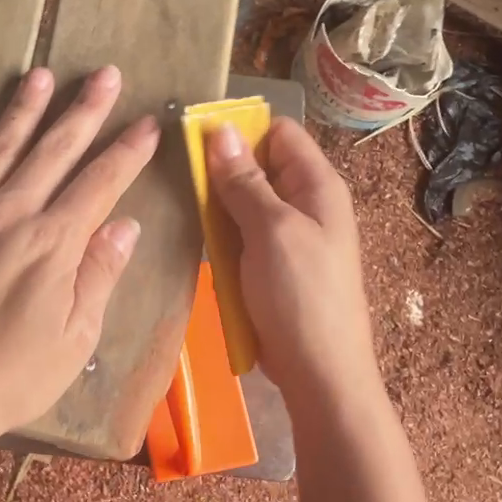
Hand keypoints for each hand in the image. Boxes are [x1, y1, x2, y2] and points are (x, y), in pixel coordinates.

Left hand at [0, 66, 159, 471]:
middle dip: (84, 110)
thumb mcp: (71, 344)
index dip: (127, 151)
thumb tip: (125, 226)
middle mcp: (9, 213)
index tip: (147, 123)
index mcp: (53, 245)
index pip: (100, 183)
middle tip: (104, 73)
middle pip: (54, 150)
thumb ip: (98, 279)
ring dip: (24, 109)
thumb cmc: (1, 382)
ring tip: (42, 76)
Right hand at [205, 118, 377, 403]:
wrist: (318, 371)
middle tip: (182, 180)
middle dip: (223, 171)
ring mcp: (289, 238)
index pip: (279, 134)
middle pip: (260, 168)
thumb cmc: (300, 294)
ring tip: (186, 212)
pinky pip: (244, 239)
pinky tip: (203, 247)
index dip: (242, 132)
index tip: (197, 142)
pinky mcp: (273, 268)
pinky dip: (224, 239)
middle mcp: (306, 205)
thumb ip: (245, 181)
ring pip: (247, 205)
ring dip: (219, 208)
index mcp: (317, 186)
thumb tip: (221, 130)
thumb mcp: (270, 230)